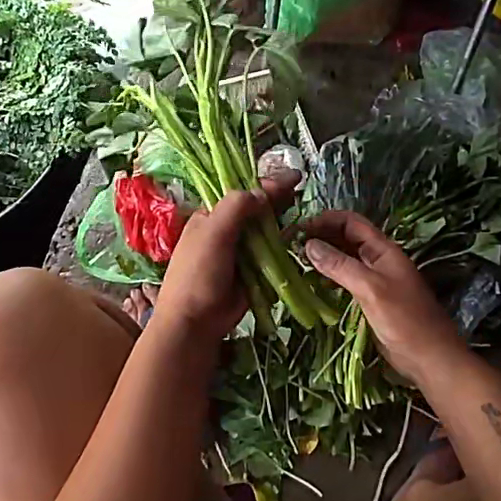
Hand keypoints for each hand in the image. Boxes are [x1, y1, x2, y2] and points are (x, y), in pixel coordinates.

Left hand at [152, 172, 298, 344]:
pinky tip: (301, 236)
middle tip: (302, 189)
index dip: (267, 183)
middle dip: (279, 198)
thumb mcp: (212, 233)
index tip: (294, 177)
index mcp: (212, 216)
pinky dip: (286, 244)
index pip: (243, 192)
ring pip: (268, 230)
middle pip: (258, 209)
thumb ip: (235, 207)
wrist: (194, 323)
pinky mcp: (255, 271)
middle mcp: (228, 230)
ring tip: (306, 210)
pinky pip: (274, 253)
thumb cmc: (197, 274)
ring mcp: (242, 251)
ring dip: (285, 220)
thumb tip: (262, 191)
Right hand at [301, 211, 469, 387]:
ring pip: (344, 261)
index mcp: (383, 249)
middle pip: (345, 239)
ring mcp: (375, 281)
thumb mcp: (370, 288)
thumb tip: (309, 245)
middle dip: (320, 238)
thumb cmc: (404, 319)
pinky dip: (328, 279)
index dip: (325, 220)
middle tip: (289, 245)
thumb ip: (340, 266)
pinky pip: (345, 282)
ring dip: (322, 259)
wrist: (430, 357)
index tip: (298, 228)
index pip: (350, 222)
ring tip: (294, 262)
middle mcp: (378, 260)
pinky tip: (312, 285)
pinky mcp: (370, 300)